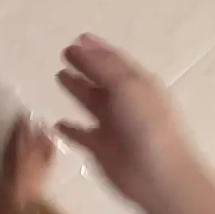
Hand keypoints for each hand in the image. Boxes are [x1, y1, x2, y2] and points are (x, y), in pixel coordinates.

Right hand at [55, 34, 193, 207]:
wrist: (157, 175)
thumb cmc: (145, 125)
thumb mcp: (127, 86)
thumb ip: (103, 66)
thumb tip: (81, 44)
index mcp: (138, 85)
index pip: (116, 61)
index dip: (97, 49)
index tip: (78, 38)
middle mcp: (126, 103)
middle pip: (102, 80)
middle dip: (85, 66)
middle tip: (64, 53)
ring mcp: (114, 126)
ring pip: (92, 103)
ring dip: (77, 90)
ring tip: (59, 76)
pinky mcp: (102, 149)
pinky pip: (82, 135)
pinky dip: (70, 129)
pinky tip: (57, 123)